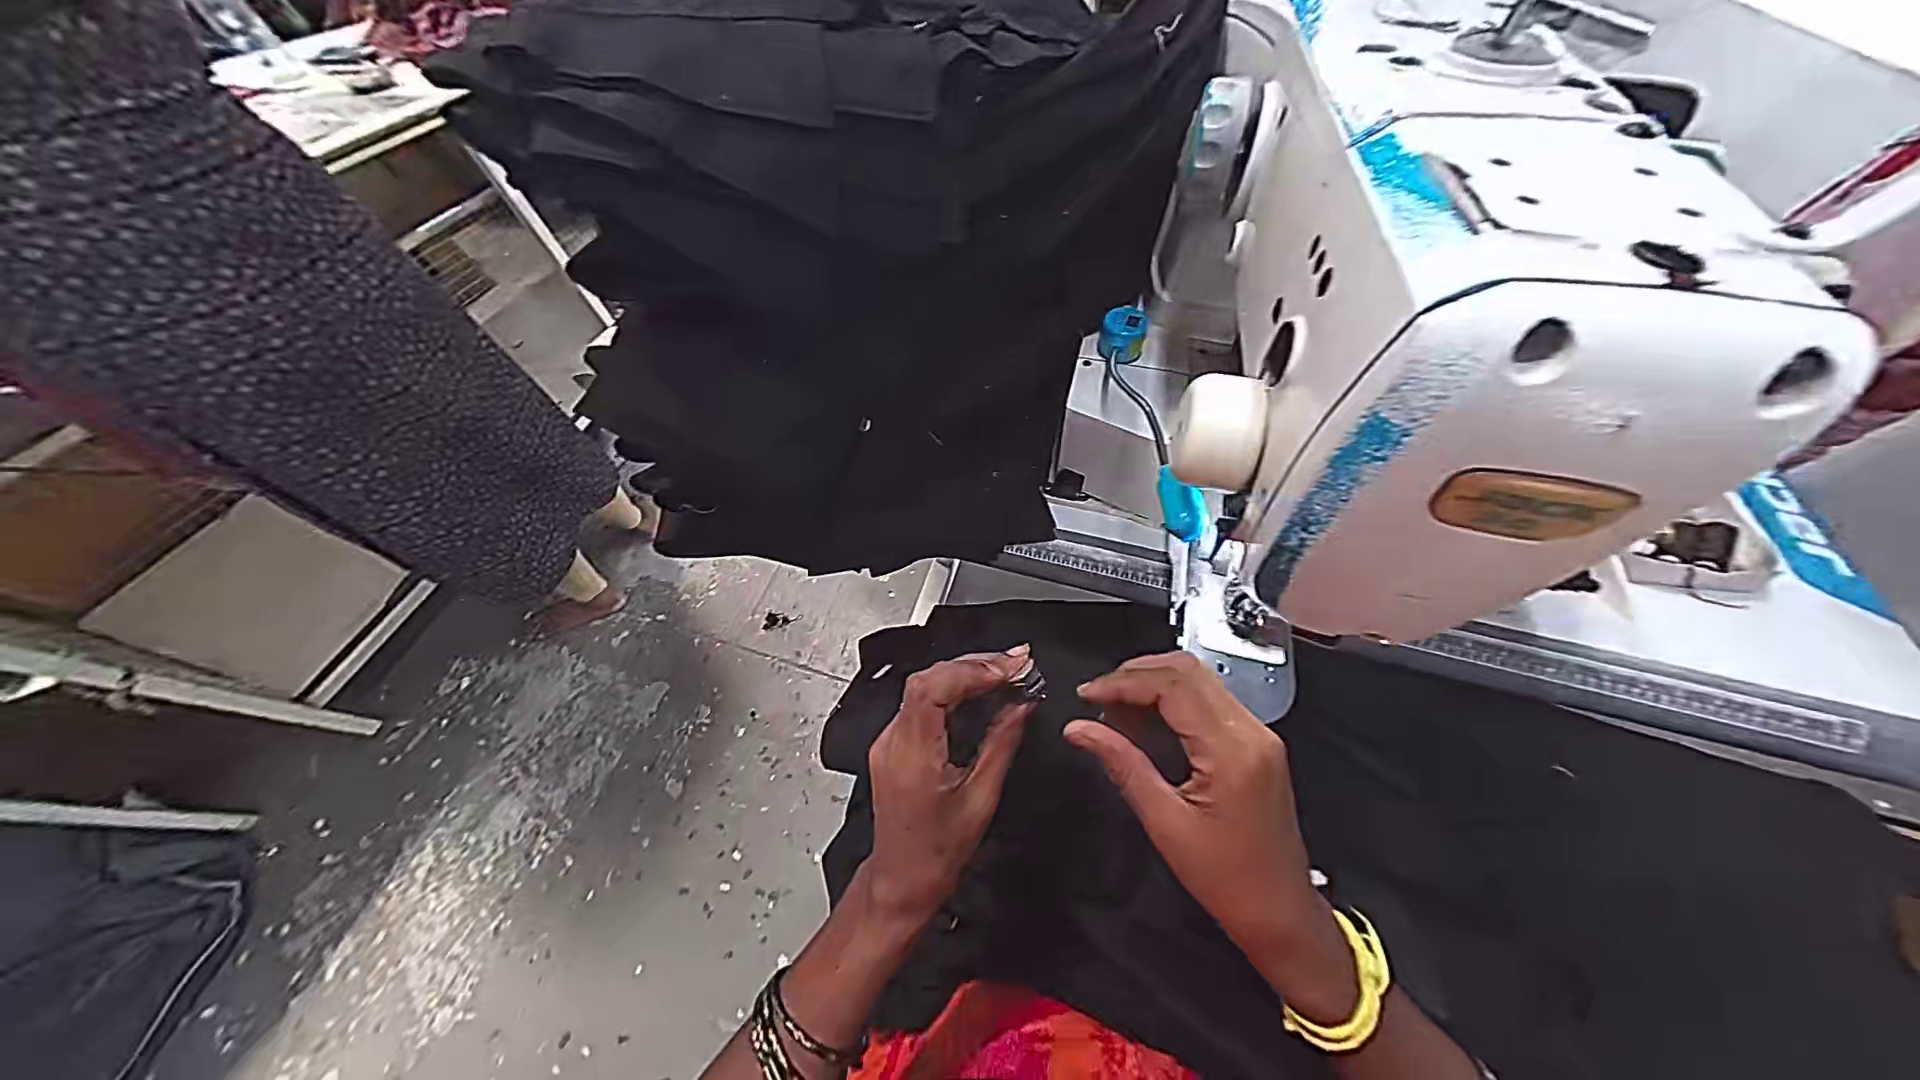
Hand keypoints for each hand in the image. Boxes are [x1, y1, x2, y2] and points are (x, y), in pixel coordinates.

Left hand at [861, 646, 1035, 925]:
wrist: (904, 877)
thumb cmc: (937, 851)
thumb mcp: (982, 797)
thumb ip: (1001, 743)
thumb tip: (1021, 705)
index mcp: (913, 755)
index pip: (932, 687)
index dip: (971, 670)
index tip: (1008, 668)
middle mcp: (894, 741)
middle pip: (928, 678)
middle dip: (975, 664)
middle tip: (1016, 663)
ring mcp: (889, 740)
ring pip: (923, 684)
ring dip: (964, 672)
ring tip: (1004, 670)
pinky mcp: (894, 742)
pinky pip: (920, 701)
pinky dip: (952, 688)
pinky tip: (978, 689)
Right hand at [1066, 652, 1345, 1005]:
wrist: (1280, 912)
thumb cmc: (1226, 879)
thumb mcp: (1165, 823)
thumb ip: (1122, 764)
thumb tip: (1079, 730)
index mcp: (1232, 751)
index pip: (1173, 686)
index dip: (1123, 682)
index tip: (1088, 694)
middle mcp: (1251, 731)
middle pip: (1187, 671)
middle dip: (1135, 675)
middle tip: (1098, 698)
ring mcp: (1258, 734)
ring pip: (1198, 679)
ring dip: (1152, 684)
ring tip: (1115, 710)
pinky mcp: (1256, 742)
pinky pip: (1208, 700)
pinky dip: (1171, 700)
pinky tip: (1145, 721)